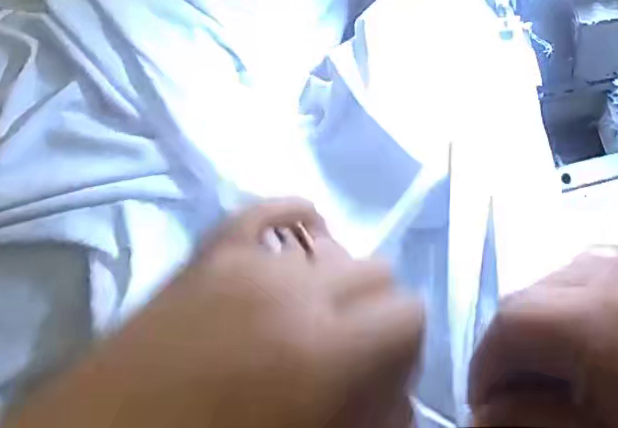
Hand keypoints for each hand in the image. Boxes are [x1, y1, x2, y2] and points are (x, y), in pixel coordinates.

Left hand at [6, 199, 424, 427]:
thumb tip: (396, 402)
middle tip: (345, 363)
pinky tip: (296, 252)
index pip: (410, 313)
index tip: (380, 387)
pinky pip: (270, 212)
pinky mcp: (207, 257)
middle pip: (381, 271)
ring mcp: (248, 266)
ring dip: (335, 284)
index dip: (404, 351)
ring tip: (307, 325)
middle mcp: (296, 292)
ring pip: (336, 246)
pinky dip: (293, 227)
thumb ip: (359, 421)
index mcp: (322, 354)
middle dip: (375, 317)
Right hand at [468, 248, 617, 427]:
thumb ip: (534, 426)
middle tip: (519, 407)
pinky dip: (584, 305)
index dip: (486, 369)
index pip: (510, 318)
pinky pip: (606, 273)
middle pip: (536, 289)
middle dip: (515, 345)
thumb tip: (489, 412)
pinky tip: (599, 355)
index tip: (487, 419)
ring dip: (549, 322)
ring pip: (568, 275)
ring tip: (557, 382)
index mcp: (600, 316)